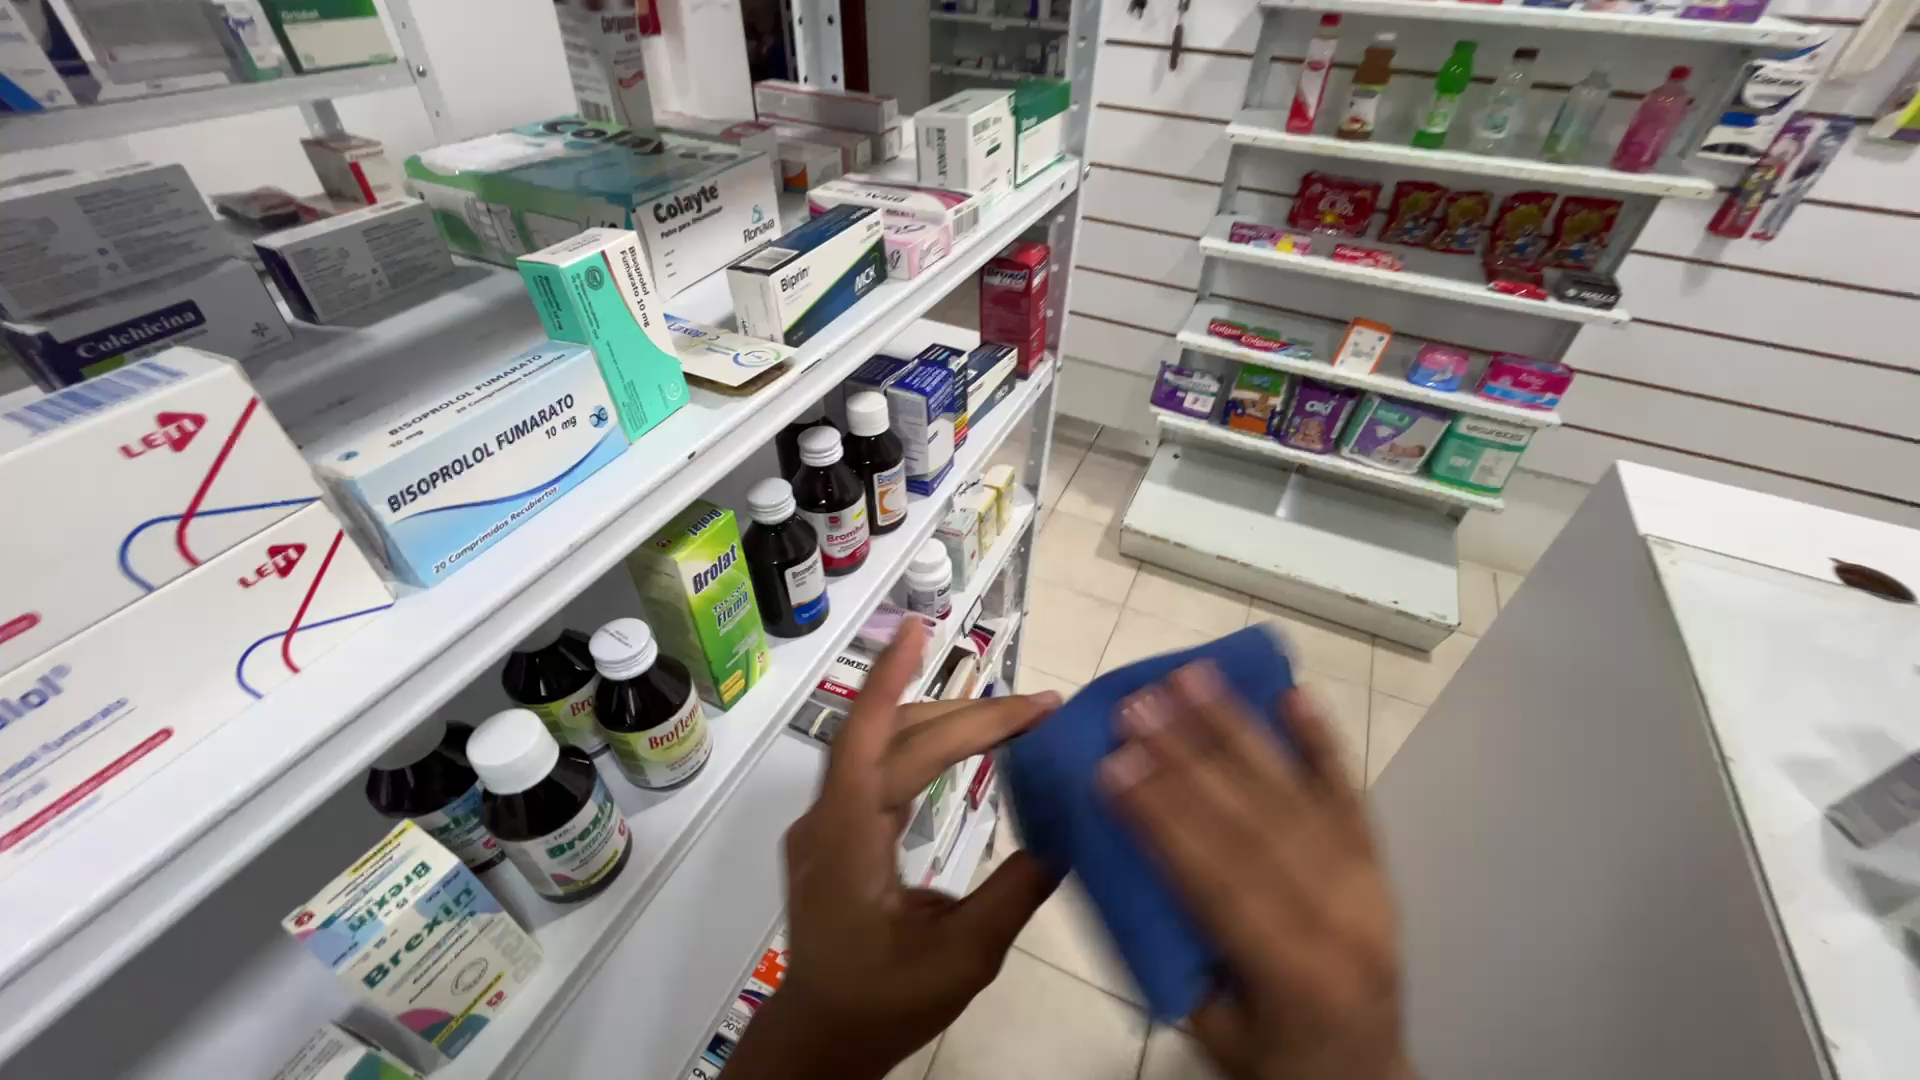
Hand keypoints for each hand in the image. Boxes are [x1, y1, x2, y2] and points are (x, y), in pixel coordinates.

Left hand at [725, 618, 1063, 1079]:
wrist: (820, 1036)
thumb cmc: (884, 1002)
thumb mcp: (960, 960)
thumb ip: (1011, 896)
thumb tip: (1064, 837)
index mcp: (848, 840)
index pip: (887, 746)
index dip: (922, 694)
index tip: (947, 645)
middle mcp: (829, 815)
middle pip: (893, 736)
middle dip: (965, 711)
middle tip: (1036, 705)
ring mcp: (829, 818)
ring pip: (883, 743)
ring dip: (944, 718)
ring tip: (1010, 716)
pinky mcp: (839, 826)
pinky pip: (879, 765)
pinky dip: (924, 742)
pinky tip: (960, 738)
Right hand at [1102, 663, 1410, 1079]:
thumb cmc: (1268, 1054)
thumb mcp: (1206, 1023)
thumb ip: (1169, 940)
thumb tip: (1119, 851)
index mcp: (1292, 972)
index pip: (1215, 876)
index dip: (1161, 817)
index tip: (1112, 763)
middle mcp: (1339, 918)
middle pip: (1252, 820)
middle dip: (1187, 756)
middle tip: (1137, 704)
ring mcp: (1367, 883)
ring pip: (1292, 793)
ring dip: (1235, 729)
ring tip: (1190, 677)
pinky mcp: (1377, 862)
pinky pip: (1349, 792)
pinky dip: (1321, 740)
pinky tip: (1294, 693)